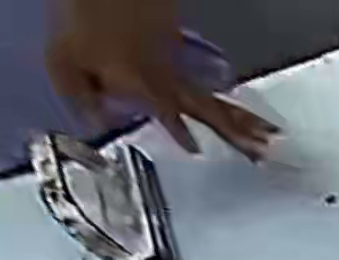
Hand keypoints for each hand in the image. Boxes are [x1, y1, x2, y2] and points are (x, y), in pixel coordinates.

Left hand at [46, 0, 277, 158]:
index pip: (173, 122)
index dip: (183, 137)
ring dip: (248, 123)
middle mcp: (174, 86)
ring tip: (272, 137)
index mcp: (149, 91)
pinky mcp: (183, 60)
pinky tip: (251, 116)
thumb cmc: (87, 25)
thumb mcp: (66, 61)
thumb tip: (98, 125)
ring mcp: (184, 72)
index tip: (196, 152)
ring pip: (222, 104)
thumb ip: (82, 97)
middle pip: (213, 116)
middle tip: (263, 154)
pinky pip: (214, 90)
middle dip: (239, 136)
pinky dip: (235, 105)